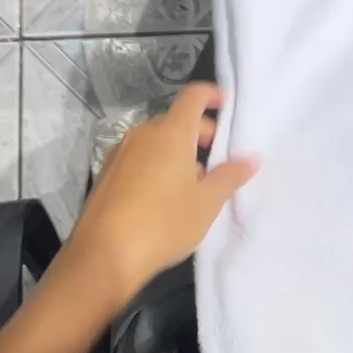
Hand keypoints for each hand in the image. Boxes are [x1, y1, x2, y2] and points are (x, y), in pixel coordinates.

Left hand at [64, 82, 256, 297]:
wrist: (102, 257)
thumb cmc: (163, 224)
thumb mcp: (206, 203)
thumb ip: (230, 176)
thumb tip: (251, 158)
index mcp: (170, 133)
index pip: (193, 95)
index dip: (212, 95)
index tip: (227, 106)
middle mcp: (143, 134)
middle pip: (176, 119)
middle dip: (200, 132)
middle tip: (218, 158)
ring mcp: (120, 153)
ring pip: (156, 140)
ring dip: (178, 151)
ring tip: (193, 184)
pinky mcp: (106, 174)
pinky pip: (139, 158)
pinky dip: (157, 164)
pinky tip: (164, 198)